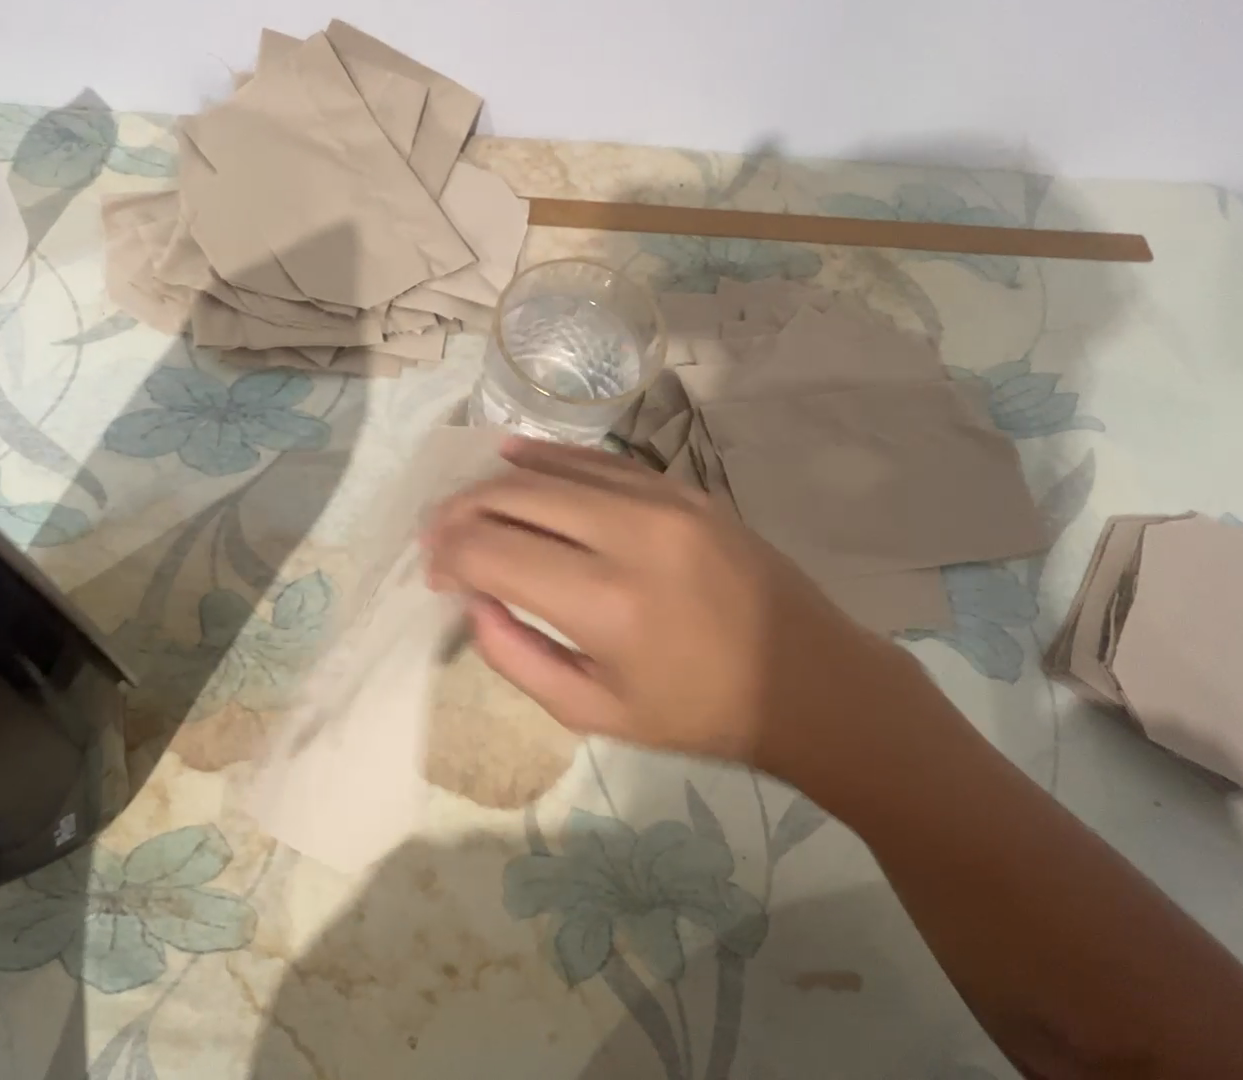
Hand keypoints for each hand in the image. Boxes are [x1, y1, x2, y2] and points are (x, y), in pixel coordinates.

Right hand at [423, 436, 925, 777]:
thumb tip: (472, 601)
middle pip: (513, 498)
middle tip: (434, 536)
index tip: (433, 574)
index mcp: (604, 603)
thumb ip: (516, 657)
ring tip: (463, 505)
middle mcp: (630, 536)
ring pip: (550, 470)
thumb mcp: (592, 712)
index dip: (448, 557)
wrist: (810, 681)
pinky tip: (511, 456)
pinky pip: (597, 460)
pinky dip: (546, 456)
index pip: (492, 553)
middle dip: (458, 513)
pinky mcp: (683, 490)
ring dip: (493, 484)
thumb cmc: (696, 713)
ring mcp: (662, 502)